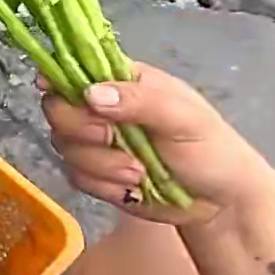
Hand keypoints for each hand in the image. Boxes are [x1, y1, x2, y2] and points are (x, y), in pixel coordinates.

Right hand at [41, 63, 274, 225]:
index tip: (53, 91)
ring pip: (64, 146)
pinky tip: (132, 187)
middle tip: (111, 139)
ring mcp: (94, 142)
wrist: (221, 205)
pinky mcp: (93, 173)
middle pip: (58, 110)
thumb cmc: (212, 150)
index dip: (58, 79)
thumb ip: (139, 101)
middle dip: (82, 130)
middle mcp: (101, 108)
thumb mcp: (185, 118)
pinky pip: (75, 175)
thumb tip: (90, 94)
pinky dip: (103, 185)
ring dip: (100, 164)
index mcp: (121, 82)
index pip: (74, 69)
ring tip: (139, 172)